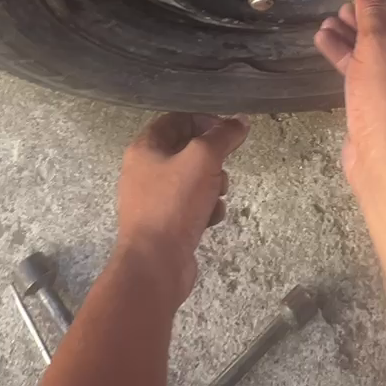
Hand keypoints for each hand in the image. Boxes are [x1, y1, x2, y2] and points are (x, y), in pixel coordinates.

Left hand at [114, 112, 249, 301]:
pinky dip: (206, 208)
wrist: (156, 265)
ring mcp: (154, 199)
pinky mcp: (166, 224)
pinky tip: (212, 218)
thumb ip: (223, 136)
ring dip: (213, 184)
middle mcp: (145, 170)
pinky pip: (192, 205)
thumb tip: (240, 120)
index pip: (177, 119)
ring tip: (218, 195)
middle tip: (223, 167)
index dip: (204, 120)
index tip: (227, 131)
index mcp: (145, 148)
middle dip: (212, 158)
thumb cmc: (174, 204)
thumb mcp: (203, 159)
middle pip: (187, 150)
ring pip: (193, 179)